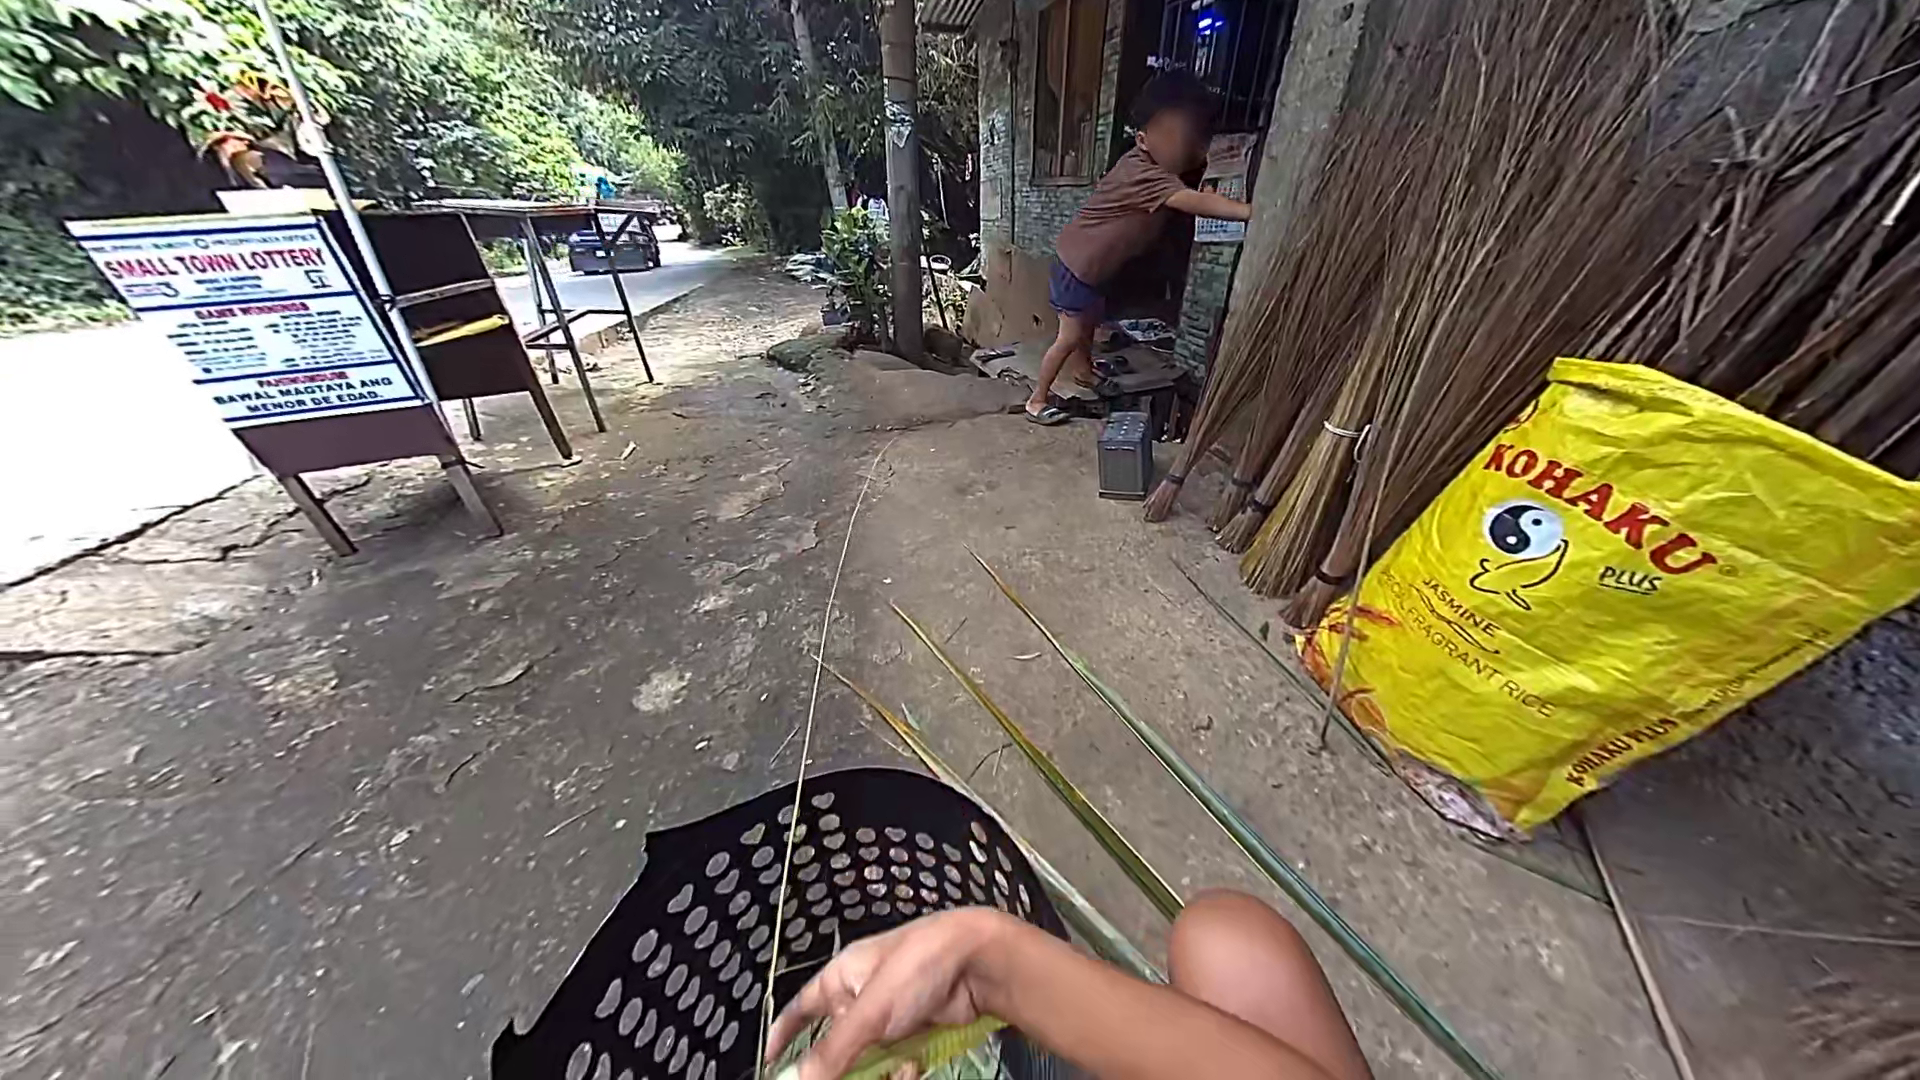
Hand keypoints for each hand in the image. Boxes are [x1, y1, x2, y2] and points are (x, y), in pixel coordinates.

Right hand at [764, 907, 1011, 1079]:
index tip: (770, 1064)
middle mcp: (863, 994)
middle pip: (835, 1046)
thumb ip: (833, 1050)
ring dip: (876, 1075)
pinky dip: (901, 1072)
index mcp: (844, 974)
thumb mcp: (871, 1010)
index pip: (803, 1005)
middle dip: (838, 1071)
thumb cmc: (917, 967)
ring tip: (895, 1072)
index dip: (785, 1032)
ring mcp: (890, 1015)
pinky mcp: (915, 1031)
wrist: (976, 962)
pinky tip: (913, 1068)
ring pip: (866, 1062)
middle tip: (847, 1078)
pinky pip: (895, 1064)